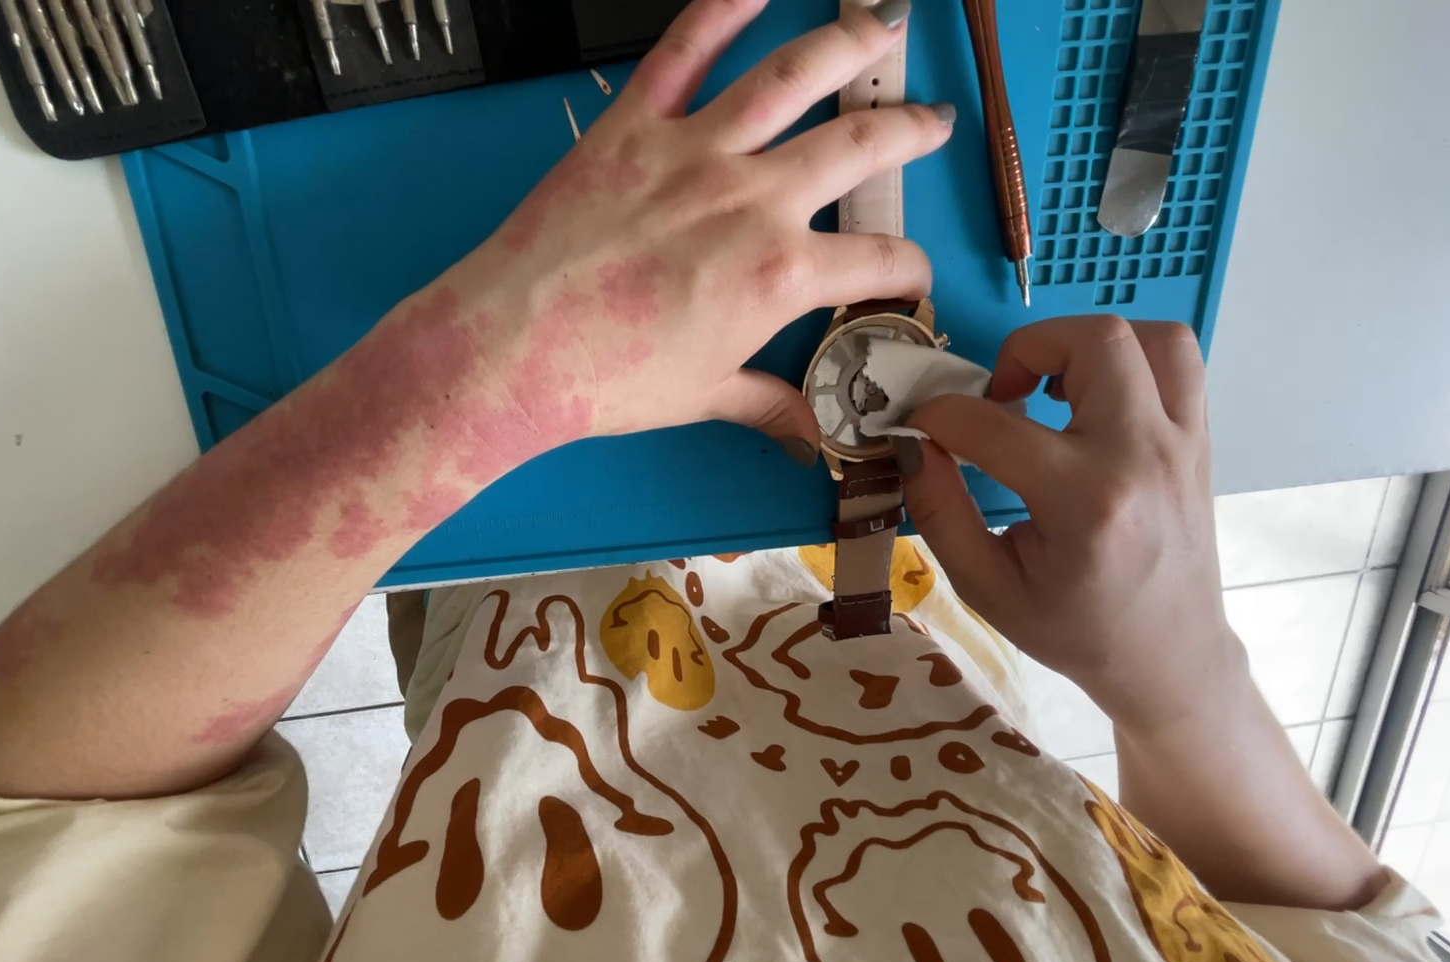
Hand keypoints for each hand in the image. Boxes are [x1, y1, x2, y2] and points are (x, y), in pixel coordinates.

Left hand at [440, 0, 952, 454]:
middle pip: (857, 148)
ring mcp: (693, 152)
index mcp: (777, 277)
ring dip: (851, 44)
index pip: (875, 262)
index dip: (909, 271)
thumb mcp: (704, 396)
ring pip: (794, 75)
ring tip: (885, 28)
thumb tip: (811, 431)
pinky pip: (686, 47)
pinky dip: (724, 6)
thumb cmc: (609, 380)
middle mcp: (752, 200)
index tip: (912, 277)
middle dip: (909, 133)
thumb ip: (770, 404)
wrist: (515, 349)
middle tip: (934, 123)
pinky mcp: (633, 126)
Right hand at [903, 316, 1245, 730]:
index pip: (994, 425)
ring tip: (1049, 388)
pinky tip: (1089, 401)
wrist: (1168, 656)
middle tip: (997, 396)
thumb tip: (914, 447)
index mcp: (1085, 501)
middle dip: (1025, 349)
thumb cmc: (1072, 630)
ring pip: (1150, 335)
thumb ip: (941, 512)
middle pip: (1094, 342)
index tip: (919, 427)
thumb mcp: (985, 586)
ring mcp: (1184, 442)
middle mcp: (1143, 455)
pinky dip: (1126, 360)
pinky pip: (1177, 360)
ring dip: (1084, 344)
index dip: (939, 416)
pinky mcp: (1200, 440)